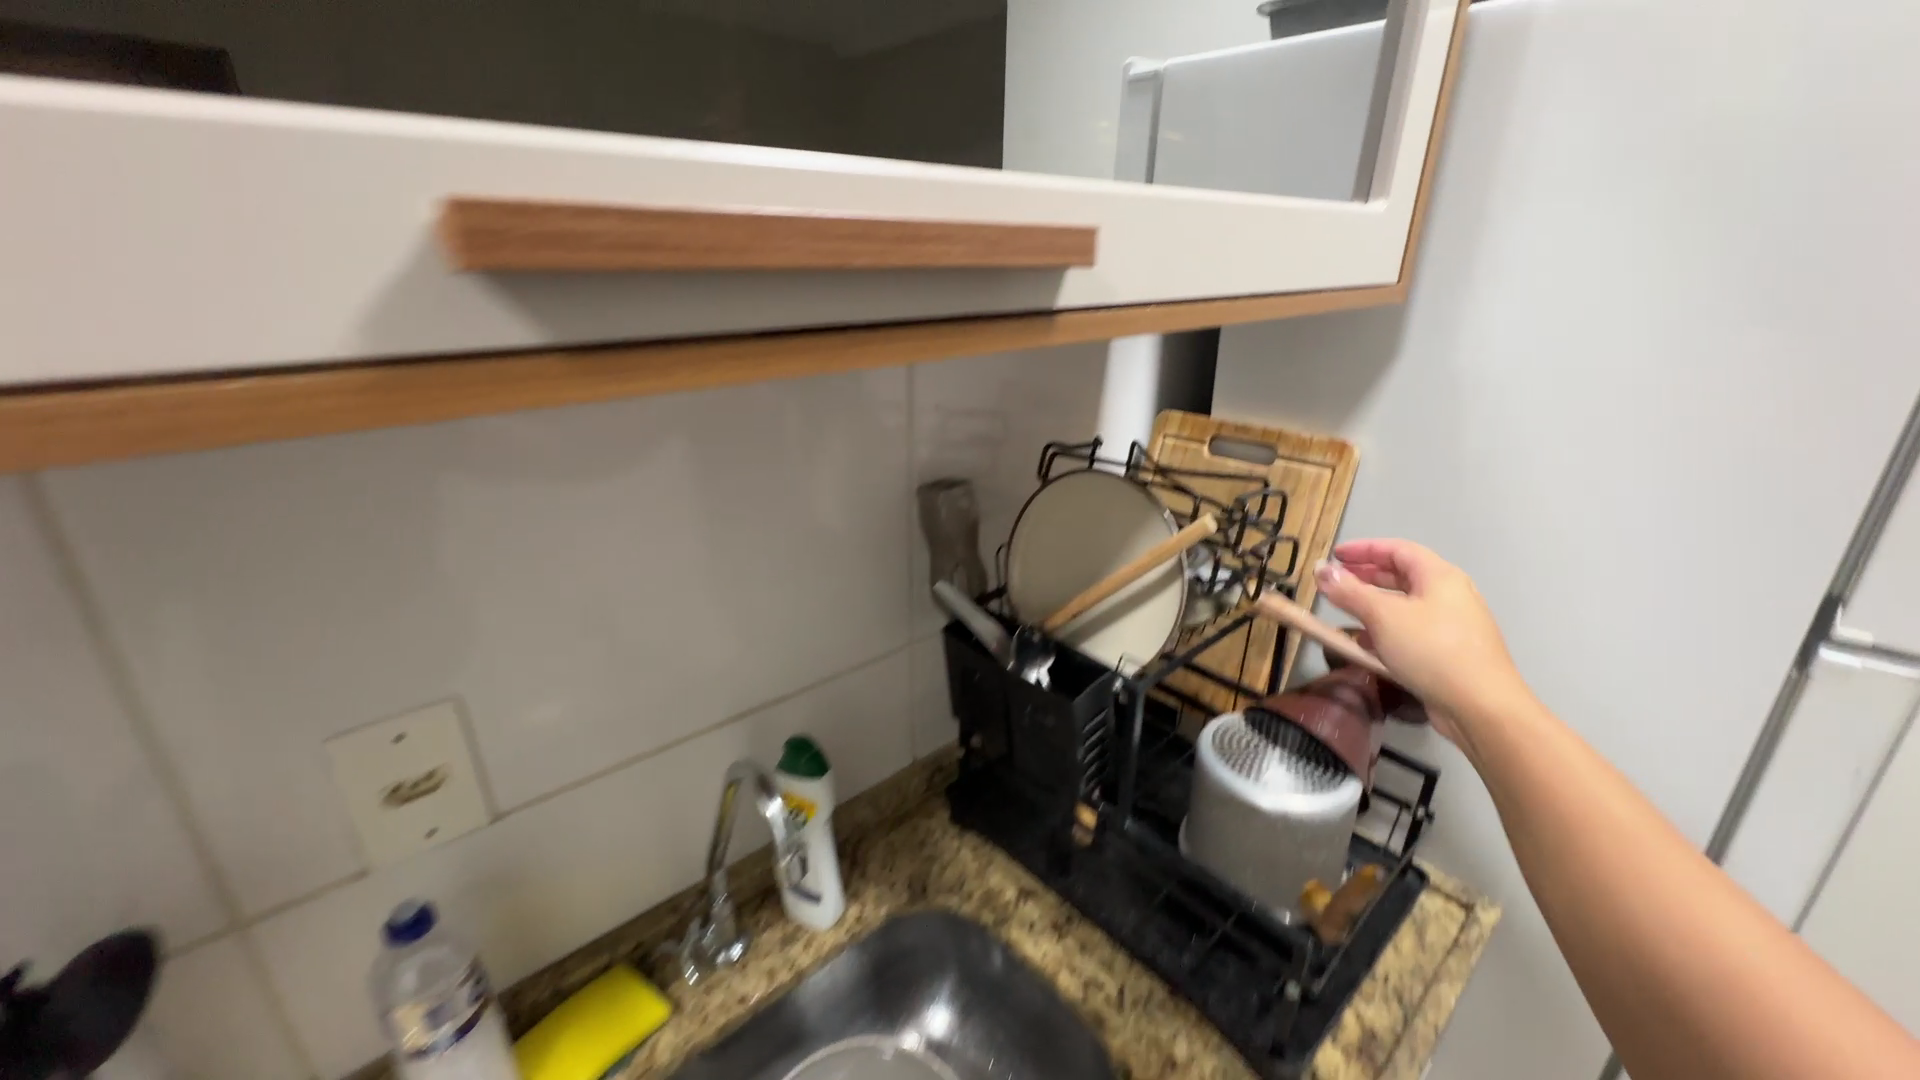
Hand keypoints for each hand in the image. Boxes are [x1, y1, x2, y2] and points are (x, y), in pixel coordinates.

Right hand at [1313, 539, 1533, 746]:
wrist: (1481, 706)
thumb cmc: (1432, 650)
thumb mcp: (1383, 616)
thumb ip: (1349, 591)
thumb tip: (1321, 570)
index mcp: (1439, 576)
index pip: (1397, 549)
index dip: (1363, 549)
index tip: (1334, 556)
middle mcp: (1449, 595)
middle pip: (1402, 575)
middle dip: (1366, 576)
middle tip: (1336, 581)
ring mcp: (1452, 624)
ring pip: (1405, 605)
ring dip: (1373, 605)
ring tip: (1345, 612)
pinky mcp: (1450, 652)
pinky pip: (1412, 630)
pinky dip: (1386, 630)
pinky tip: (1368, 645)